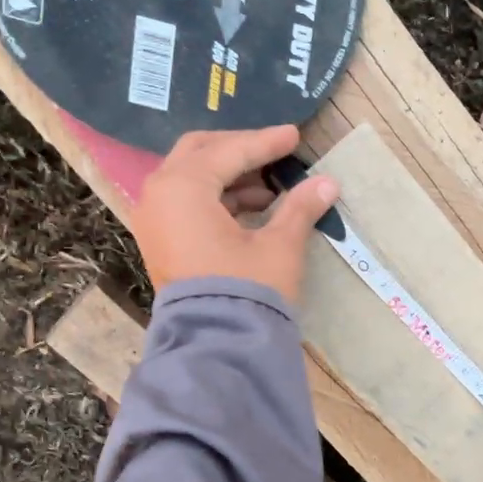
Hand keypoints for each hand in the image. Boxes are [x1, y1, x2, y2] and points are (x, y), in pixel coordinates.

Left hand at [130, 125, 338, 300]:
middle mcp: (159, 195)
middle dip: (238, 151)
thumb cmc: (249, 289)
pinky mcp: (162, 244)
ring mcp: (155, 221)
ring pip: (191, 180)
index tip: (294, 136)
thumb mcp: (279, 247)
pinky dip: (215, 200)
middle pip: (200, 154)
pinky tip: (249, 212)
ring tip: (269, 191)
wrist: (219, 345)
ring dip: (229, 178)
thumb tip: (328, 183)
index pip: (229, 151)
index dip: (265, 143)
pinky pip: (185, 205)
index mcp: (183, 187)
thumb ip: (300, 209)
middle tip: (273, 153)